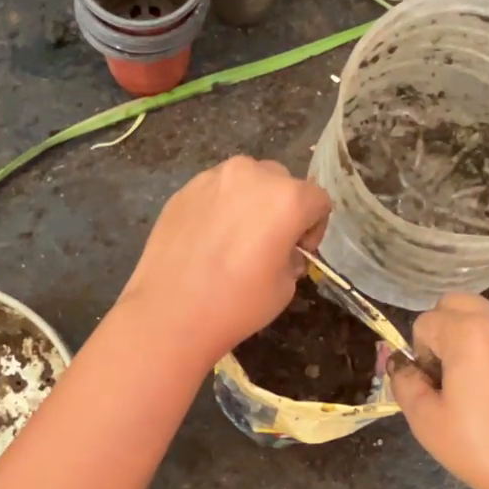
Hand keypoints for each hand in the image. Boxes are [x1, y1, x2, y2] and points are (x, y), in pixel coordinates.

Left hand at [117, 156, 330, 368]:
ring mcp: (212, 178)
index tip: (300, 250)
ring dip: (250, 202)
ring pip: (245, 180)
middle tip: (269, 243)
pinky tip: (207, 240)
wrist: (171, 312)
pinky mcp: (184, 190)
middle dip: (282, 208)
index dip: (315, 227)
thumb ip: (292, 255)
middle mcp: (251, 175)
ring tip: (235, 238)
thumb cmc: (237, 304)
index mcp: (286, 198)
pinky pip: (214, 191)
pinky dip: (220, 207)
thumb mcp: (286, 287)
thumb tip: (283, 249)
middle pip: (282, 182)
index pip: (318, 200)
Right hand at [390, 295, 488, 488]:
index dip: (420, 354)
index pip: (426, 322)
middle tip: (450, 375)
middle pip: (459, 304)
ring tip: (484, 390)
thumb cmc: (482, 448)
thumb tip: (402, 366)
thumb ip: (404, 383)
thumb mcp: (426, 421)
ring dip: (477, 341)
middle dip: (445, 331)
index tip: (433, 387)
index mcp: (469, 333)